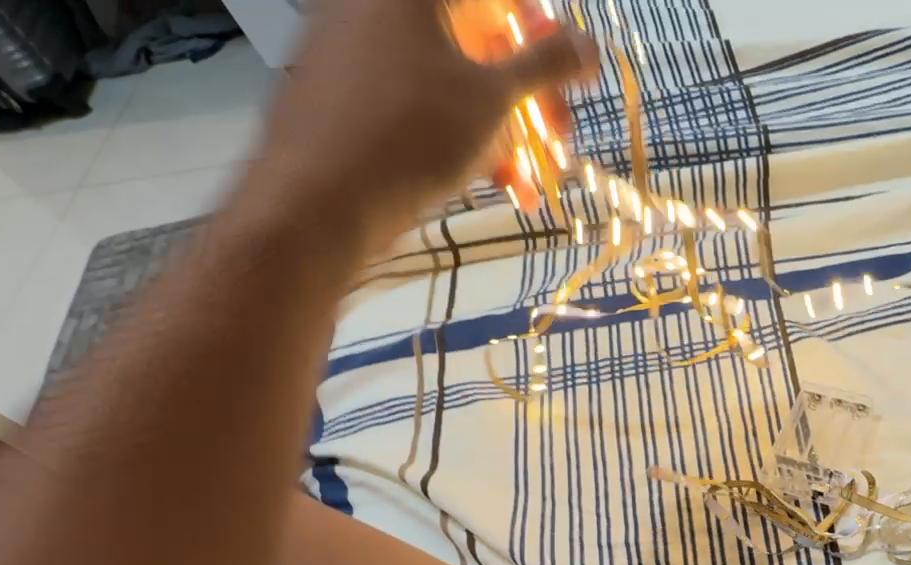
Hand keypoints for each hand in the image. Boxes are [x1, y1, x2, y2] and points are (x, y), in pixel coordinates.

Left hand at [246, 0, 597, 246]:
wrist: (319, 199)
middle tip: (562, 139)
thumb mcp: (493, 97)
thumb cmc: (414, 133)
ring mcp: (358, 51)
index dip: (542, 32)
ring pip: (453, 83)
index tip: (575, 76)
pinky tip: (497, 186)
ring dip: (506, 131)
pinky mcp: (350, 97)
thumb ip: (545, 63)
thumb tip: (591, 44)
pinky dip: (465, 140)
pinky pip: (422, 106)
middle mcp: (379, 6)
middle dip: (530, 96)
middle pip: (477, 40)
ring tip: (534, 183)